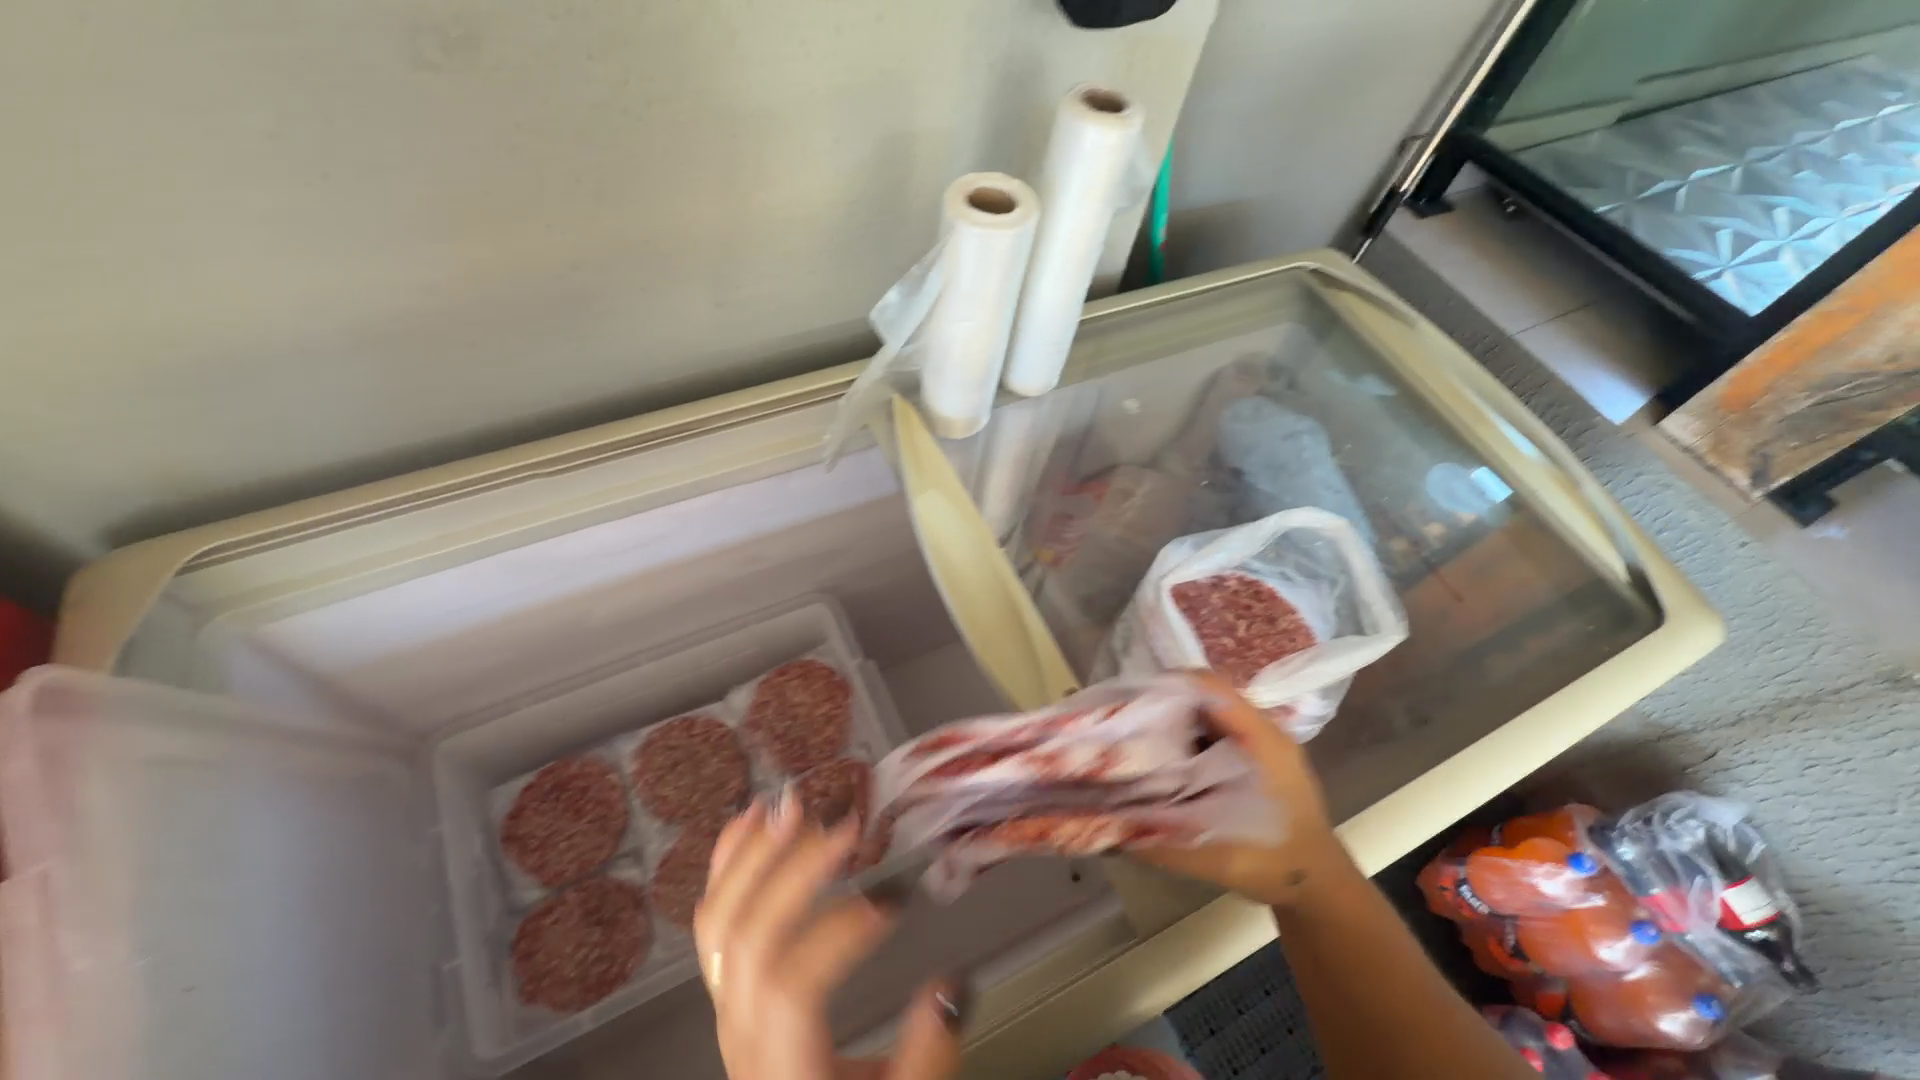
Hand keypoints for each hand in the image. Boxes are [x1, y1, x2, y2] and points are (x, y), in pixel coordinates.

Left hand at [697, 793, 965, 1079]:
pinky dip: (728, 862)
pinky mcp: (724, 985)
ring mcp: (725, 1004)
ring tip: (789, 807)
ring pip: (718, 922)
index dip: (836, 934)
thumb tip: (951, 984)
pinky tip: (751, 820)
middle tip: (845, 826)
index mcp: (786, 1067)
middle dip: (795, 871)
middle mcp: (742, 1030)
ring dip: (752, 854)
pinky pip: (711, 919)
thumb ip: (928, 1054)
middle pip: (748, 939)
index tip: (891, 901)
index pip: (792, 987)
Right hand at [1133, 671, 1350, 908]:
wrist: (1319, 886)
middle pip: (1201, 698)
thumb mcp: (1212, 853)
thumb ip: (1159, 837)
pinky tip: (1160, 769)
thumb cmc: (1272, 862)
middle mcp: (1260, 730)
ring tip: (1132, 746)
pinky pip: (1213, 738)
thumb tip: (1106, 822)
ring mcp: (1259, 744)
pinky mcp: (1254, 760)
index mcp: (1258, 737)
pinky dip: (1185, 746)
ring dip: (1171, 728)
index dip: (1163, 688)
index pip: (1206, 685)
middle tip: (1121, 729)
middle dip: (1159, 709)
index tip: (1126, 708)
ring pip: (1205, 718)